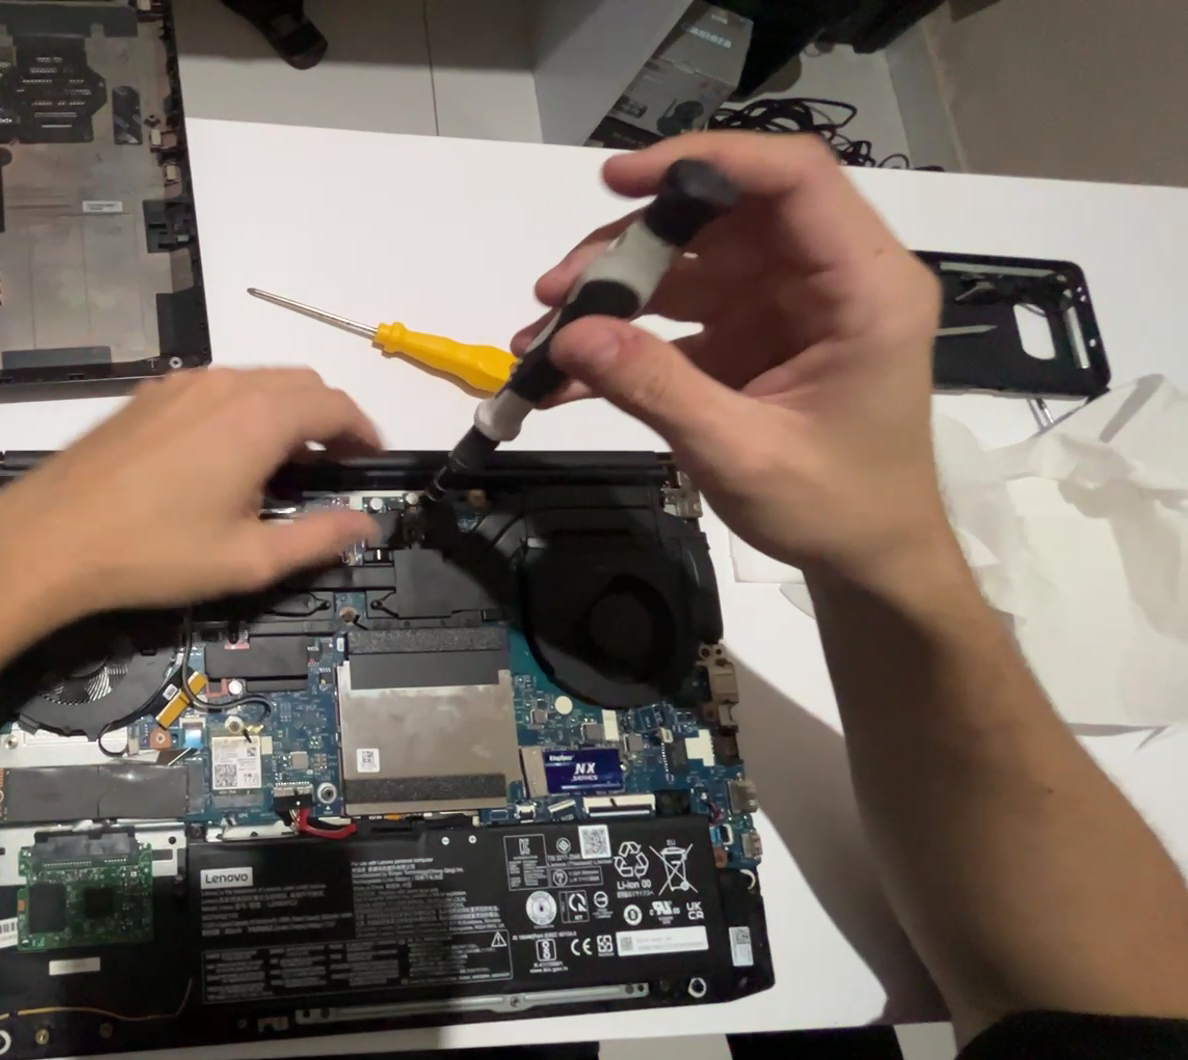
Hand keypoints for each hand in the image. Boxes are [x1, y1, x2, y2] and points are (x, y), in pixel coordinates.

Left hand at [0, 368, 382, 624]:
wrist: (50, 538)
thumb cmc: (154, 553)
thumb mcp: (248, 559)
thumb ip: (318, 538)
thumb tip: (366, 526)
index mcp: (259, 418)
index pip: (335, 406)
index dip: (364, 431)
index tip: (372, 459)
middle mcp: (224, 385)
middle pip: (300, 384)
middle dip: (329, 419)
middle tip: (335, 465)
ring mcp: (180, 385)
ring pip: (256, 382)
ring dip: (285, 412)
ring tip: (285, 463)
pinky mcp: (147, 396)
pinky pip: (215, 389)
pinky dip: (243, 410)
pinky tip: (227, 454)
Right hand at [514, 133, 950, 585]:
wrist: (863, 554)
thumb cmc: (832, 504)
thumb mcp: (738, 450)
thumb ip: (654, 388)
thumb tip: (566, 336)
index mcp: (859, 287)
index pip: (790, 183)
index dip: (703, 164)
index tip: (614, 182)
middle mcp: (819, 281)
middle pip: (715, 225)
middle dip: (624, 251)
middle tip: (551, 294)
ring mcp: (776, 310)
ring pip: (679, 272)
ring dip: (605, 300)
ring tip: (537, 339)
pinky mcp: (741, 342)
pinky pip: (667, 326)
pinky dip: (613, 347)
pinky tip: (559, 376)